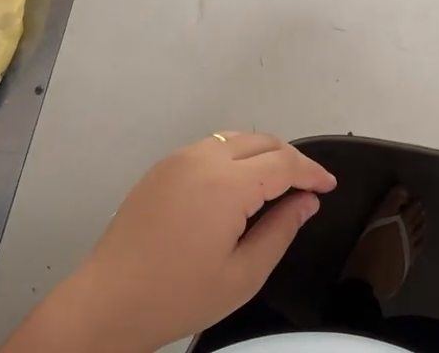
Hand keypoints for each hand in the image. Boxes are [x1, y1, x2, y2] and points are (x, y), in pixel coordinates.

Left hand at [5, 132, 336, 352]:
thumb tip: (306, 201)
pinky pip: (211, 147)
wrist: (109, 301)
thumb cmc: (179, 294)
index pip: (283, 163)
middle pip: (261, 141)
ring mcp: (179, 158)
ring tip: (280, 182)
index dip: (311, 172)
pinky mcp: (163, 166)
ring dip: (263, 152)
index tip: (329, 185)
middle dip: (291, 157)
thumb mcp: (243, 274)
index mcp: (226, 183)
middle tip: (308, 185)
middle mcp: (203, 157)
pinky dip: (236, 155)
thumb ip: (280, 230)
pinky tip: (242, 182)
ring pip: (236, 138)